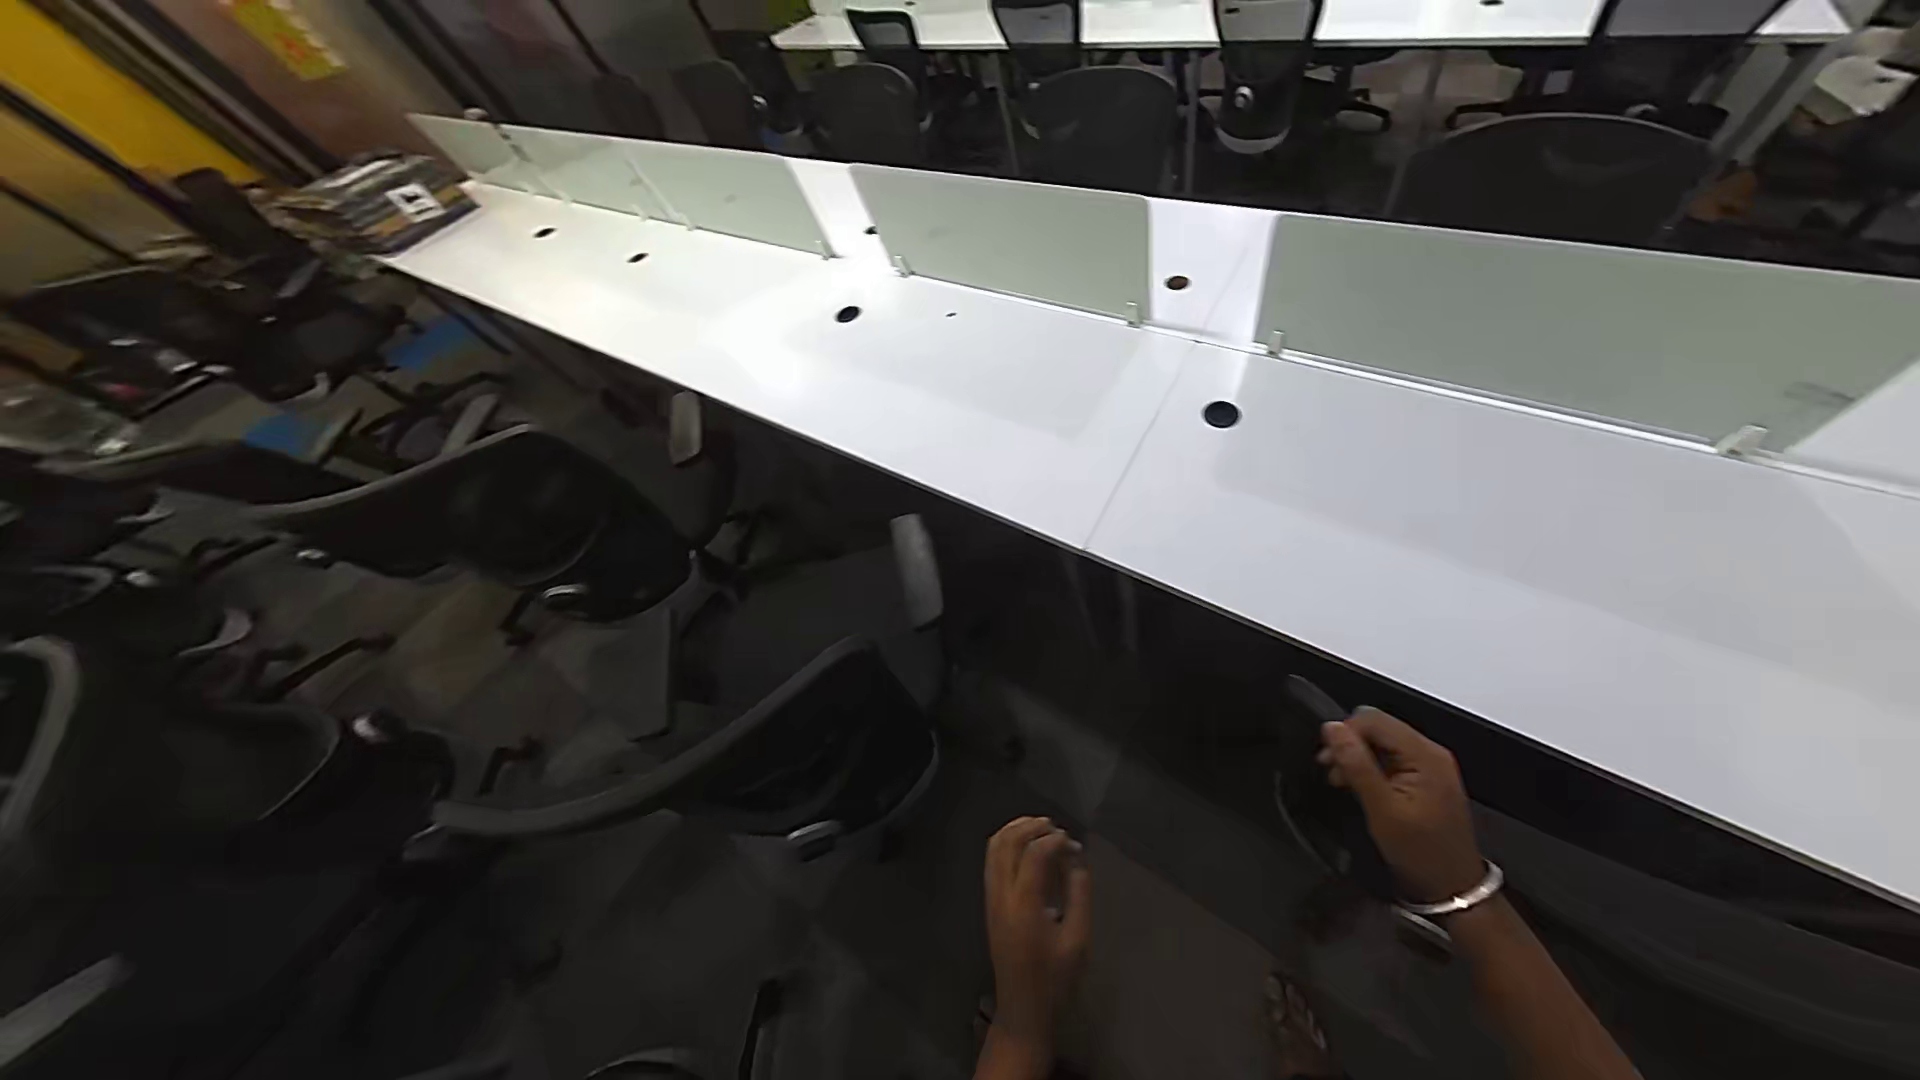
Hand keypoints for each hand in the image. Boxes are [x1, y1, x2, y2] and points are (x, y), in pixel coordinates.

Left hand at [983, 816, 1090, 1059]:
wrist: (1023, 1012)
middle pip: (1007, 842)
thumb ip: (1079, 895)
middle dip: (1031, 826)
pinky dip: (1006, 843)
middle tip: (1055, 826)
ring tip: (1040, 828)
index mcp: (1024, 906)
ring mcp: (990, 898)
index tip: (1073, 843)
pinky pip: (991, 860)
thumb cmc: (1055, 981)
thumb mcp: (1078, 940)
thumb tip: (1076, 859)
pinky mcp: (988, 903)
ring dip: (1016, 831)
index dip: (1054, 840)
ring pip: (994, 847)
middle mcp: (1001, 896)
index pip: (1034, 854)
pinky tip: (1026, 846)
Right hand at [1318, 708, 1483, 903]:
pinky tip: (1357, 784)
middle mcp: (1430, 753)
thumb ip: (1356, 764)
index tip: (1326, 757)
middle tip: (1330, 769)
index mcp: (1425, 756)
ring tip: (1340, 780)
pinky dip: (1368, 766)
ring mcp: (1429, 765)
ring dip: (1355, 755)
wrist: (1452, 888)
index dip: (1345, 732)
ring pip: (1380, 741)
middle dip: (1349, 744)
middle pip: (1378, 728)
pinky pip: (1389, 756)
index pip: (1374, 720)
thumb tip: (1331, 728)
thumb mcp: (1382, 808)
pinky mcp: (1423, 777)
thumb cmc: (1419, 851)